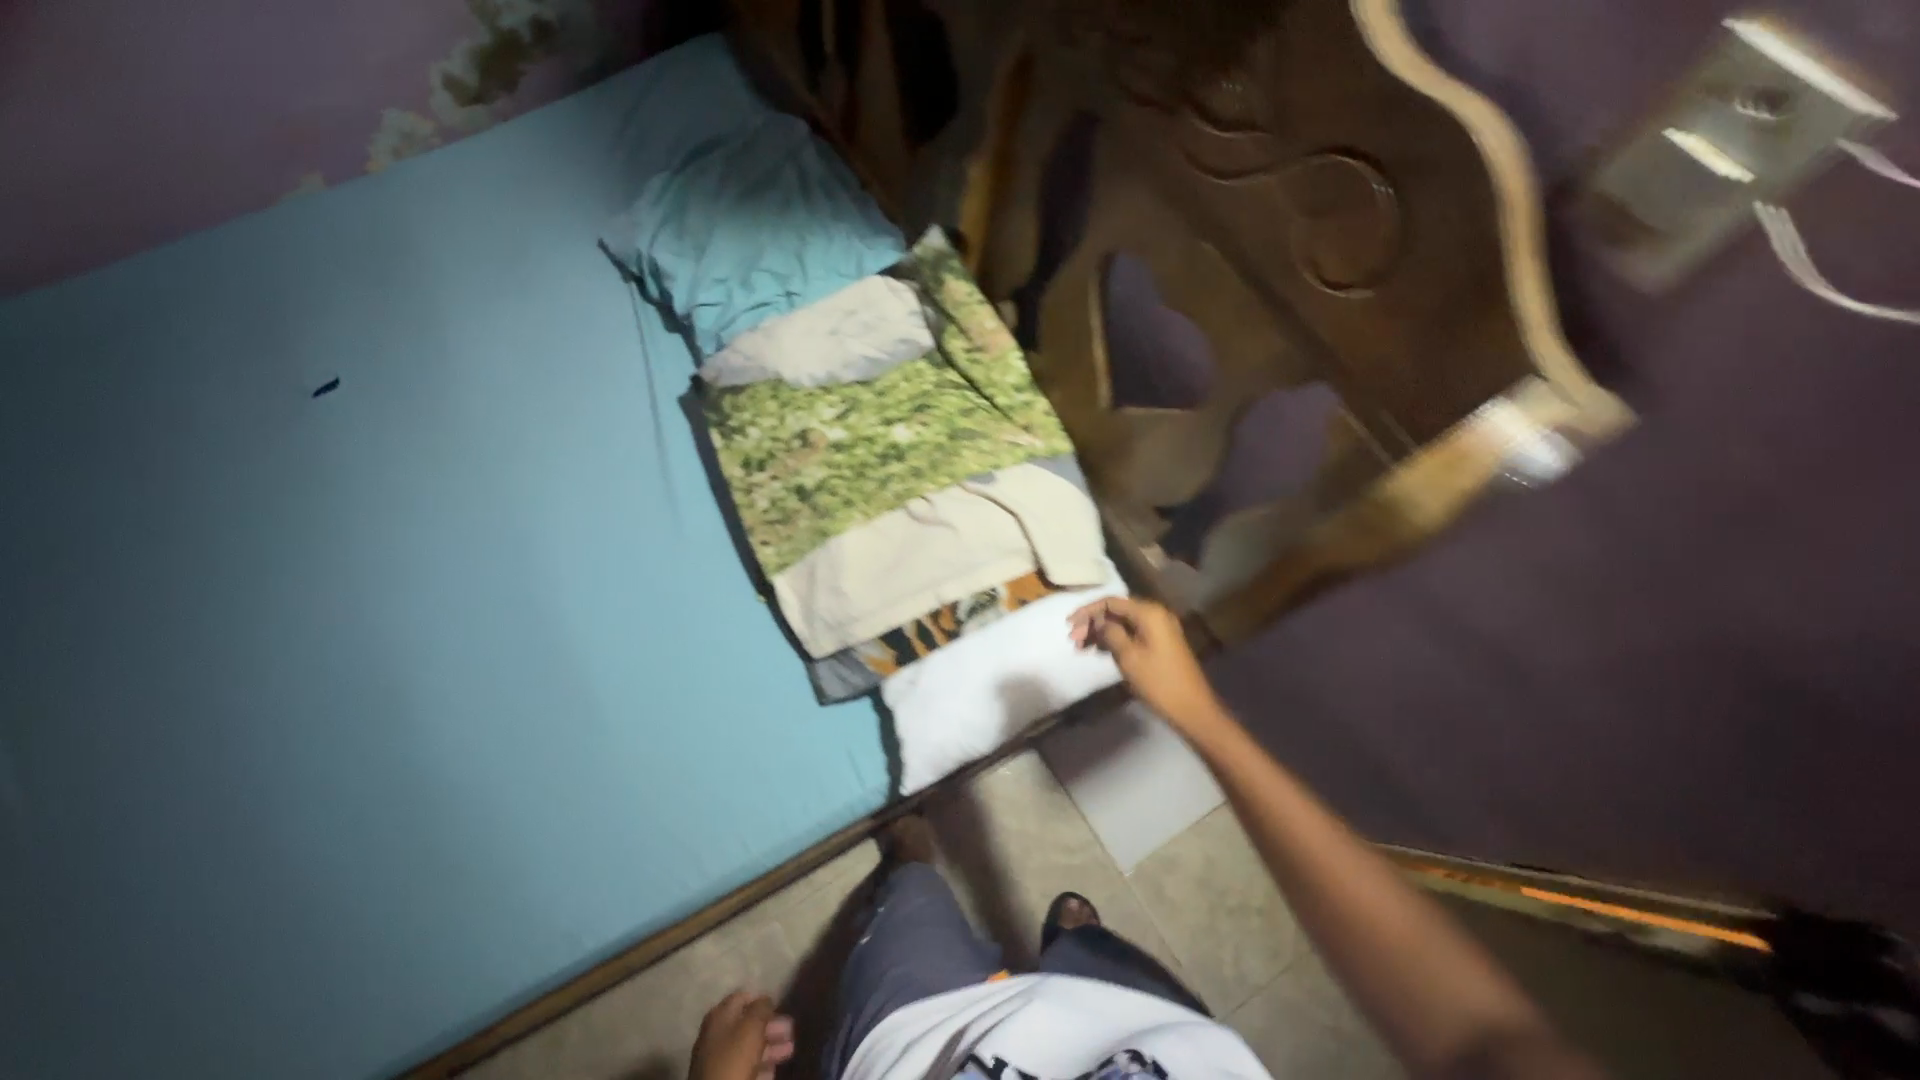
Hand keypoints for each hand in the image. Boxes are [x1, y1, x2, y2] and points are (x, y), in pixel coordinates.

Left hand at [689, 992, 794, 1079]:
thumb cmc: (734, 1058)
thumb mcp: (751, 1028)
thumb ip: (761, 1008)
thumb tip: (766, 998)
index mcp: (719, 1016)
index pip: (742, 997)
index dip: (761, 1000)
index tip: (780, 1006)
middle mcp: (715, 1033)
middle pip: (747, 1024)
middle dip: (771, 1026)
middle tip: (790, 1031)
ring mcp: (717, 1057)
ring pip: (748, 1047)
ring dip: (770, 1047)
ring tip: (789, 1051)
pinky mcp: (722, 1077)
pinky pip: (744, 1067)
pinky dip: (760, 1066)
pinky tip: (772, 1071)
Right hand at [1069, 596, 1222, 732]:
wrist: (1191, 708)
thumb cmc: (1158, 681)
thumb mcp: (1128, 656)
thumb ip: (1110, 633)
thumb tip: (1098, 621)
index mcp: (1149, 613)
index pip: (1112, 602)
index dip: (1088, 611)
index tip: (1069, 624)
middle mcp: (1156, 615)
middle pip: (1117, 611)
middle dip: (1094, 623)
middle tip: (1074, 640)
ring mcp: (1160, 630)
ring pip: (1124, 624)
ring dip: (1102, 633)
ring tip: (1082, 648)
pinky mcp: (1160, 644)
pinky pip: (1133, 634)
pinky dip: (1115, 640)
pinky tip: (1100, 651)